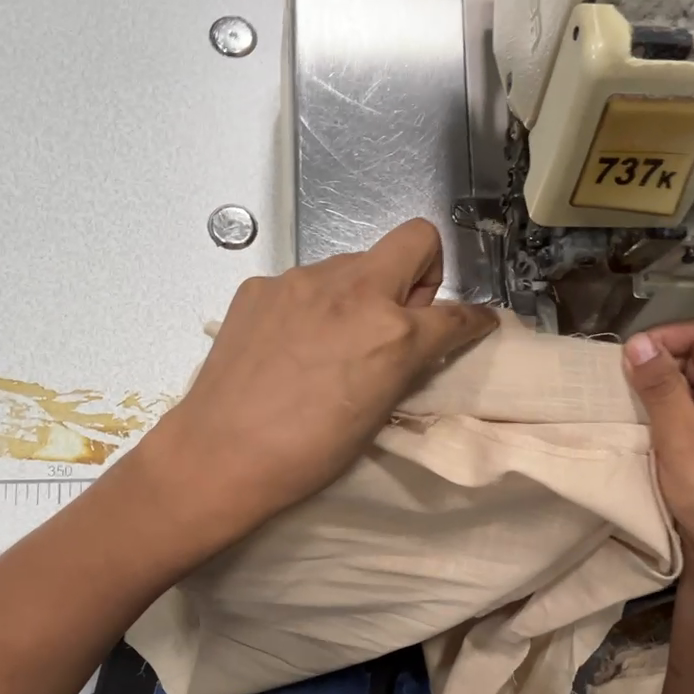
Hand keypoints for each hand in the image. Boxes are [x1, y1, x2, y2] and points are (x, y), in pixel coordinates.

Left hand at [136, 219, 495, 535]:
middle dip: (420, 274)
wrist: (219, 454)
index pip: (455, 311)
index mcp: (391, 332)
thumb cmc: (306, 454)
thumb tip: (419, 341)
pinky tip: (290, 343)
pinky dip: (313, 304)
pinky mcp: (261, 285)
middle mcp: (353, 290)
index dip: (472, 319)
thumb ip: (406, 363)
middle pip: (414, 239)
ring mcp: (302, 280)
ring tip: (332, 340)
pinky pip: (306, 282)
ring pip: (354, 263)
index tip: (474, 322)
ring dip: (360, 292)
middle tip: (396, 320)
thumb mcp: (376, 414)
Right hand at [622, 321, 693, 572]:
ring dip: (660, 390)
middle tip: (620, 385)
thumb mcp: (681, 436)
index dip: (662, 339)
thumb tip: (636, 342)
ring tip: (628, 405)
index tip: (623, 360)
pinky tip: (645, 425)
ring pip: (693, 384)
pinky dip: (668, 411)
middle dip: (659, 365)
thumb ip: (659, 385)